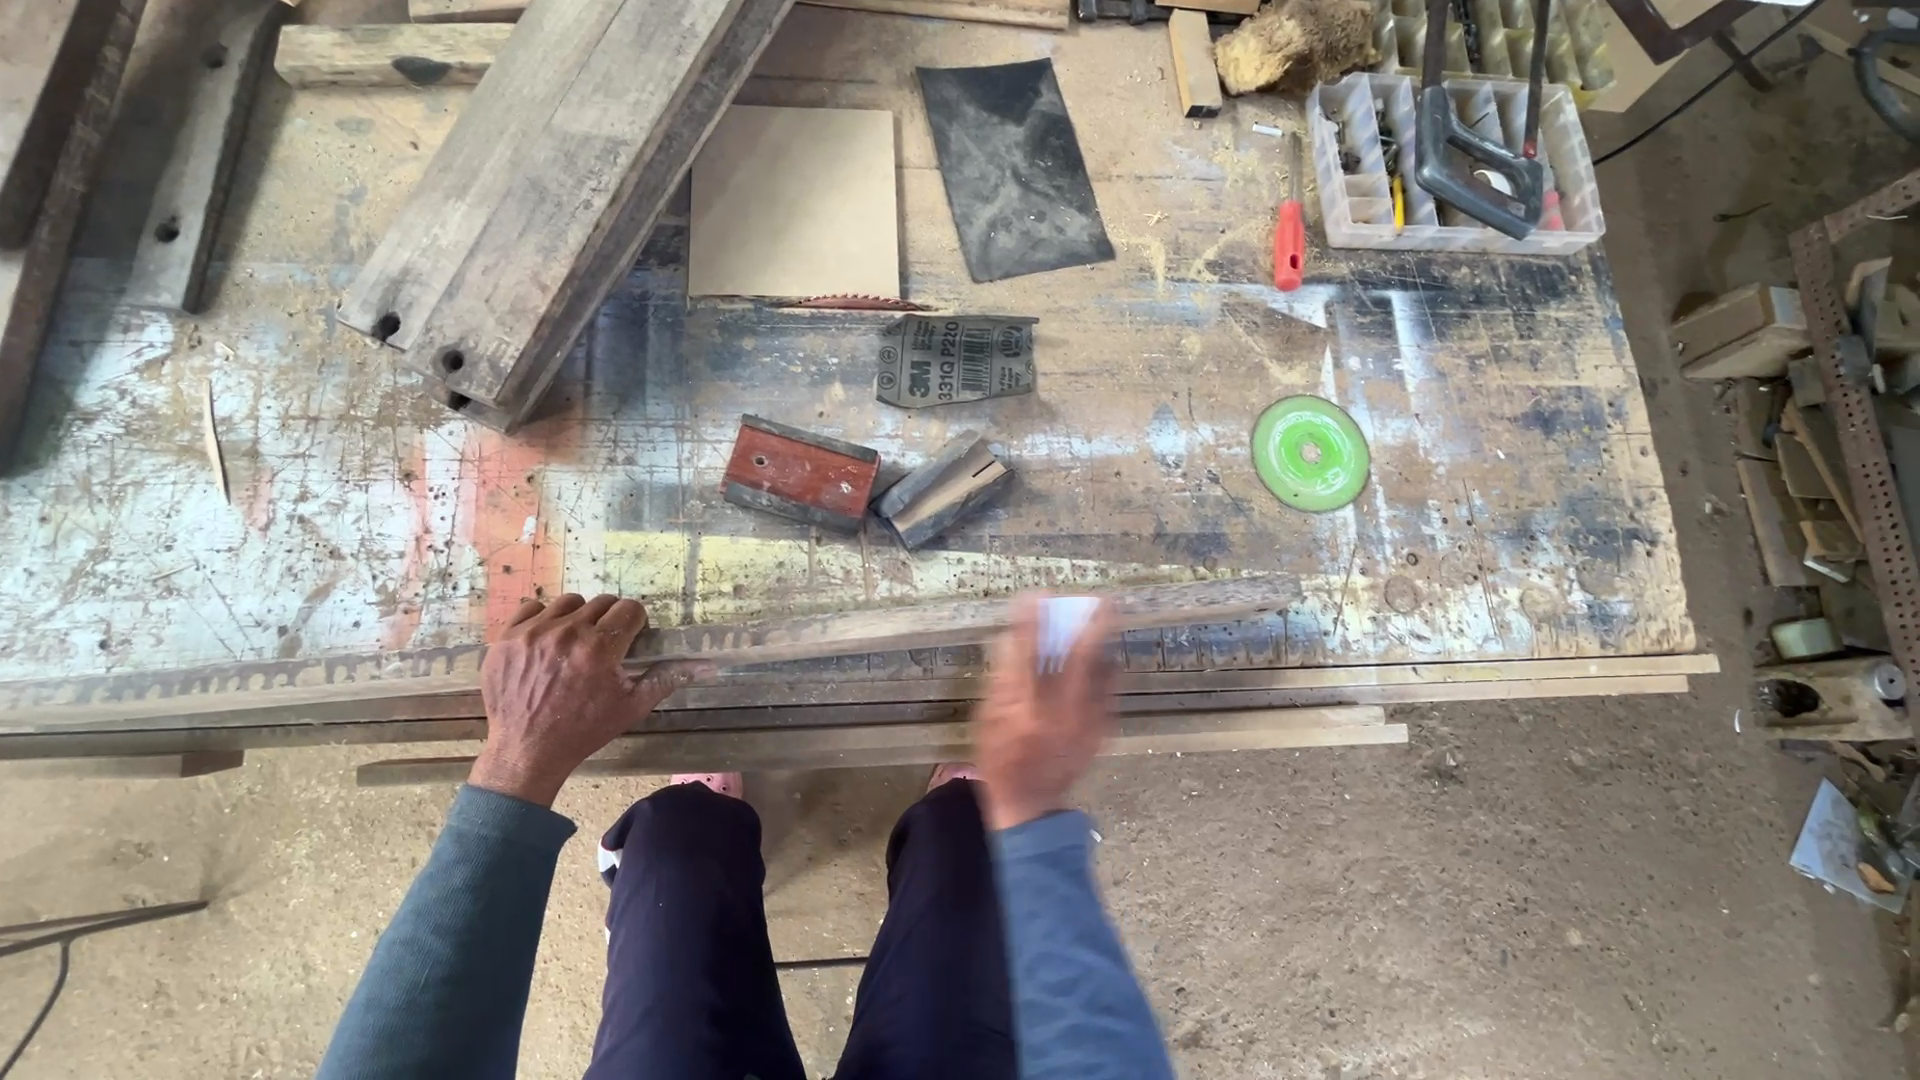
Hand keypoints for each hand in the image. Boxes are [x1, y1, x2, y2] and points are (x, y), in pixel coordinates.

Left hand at [470, 594, 708, 806]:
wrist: (525, 751)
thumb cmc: (584, 730)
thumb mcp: (632, 707)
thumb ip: (666, 678)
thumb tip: (705, 666)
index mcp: (600, 649)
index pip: (630, 609)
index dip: (635, 623)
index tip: (630, 638)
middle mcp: (567, 634)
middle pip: (602, 602)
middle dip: (609, 619)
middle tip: (605, 643)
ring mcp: (533, 634)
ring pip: (569, 602)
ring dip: (579, 616)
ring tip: (575, 641)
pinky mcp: (506, 638)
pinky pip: (532, 609)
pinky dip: (544, 619)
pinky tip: (547, 641)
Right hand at [972, 592, 1117, 830]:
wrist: (1029, 802)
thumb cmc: (1000, 756)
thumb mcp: (988, 717)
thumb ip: (1001, 679)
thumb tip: (1013, 640)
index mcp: (1022, 710)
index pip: (1027, 656)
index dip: (1032, 622)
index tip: (1038, 594)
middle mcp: (1058, 714)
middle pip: (1081, 659)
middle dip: (1093, 625)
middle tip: (1104, 599)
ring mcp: (1085, 723)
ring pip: (1103, 673)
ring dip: (1104, 645)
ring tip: (1105, 622)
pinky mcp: (1101, 732)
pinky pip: (1110, 692)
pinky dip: (1106, 671)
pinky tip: (1103, 659)